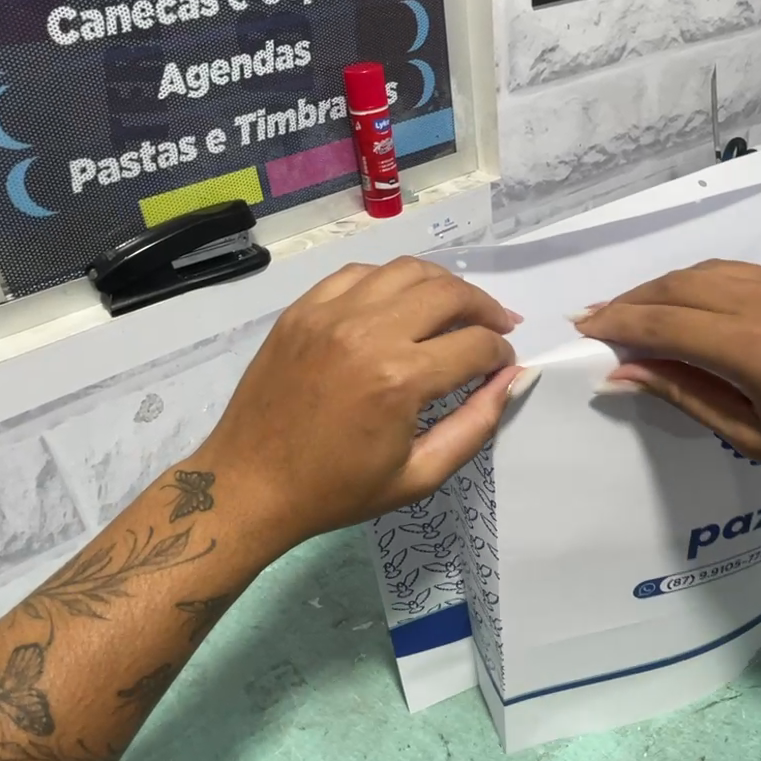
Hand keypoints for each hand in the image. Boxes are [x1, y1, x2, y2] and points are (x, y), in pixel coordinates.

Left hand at [193, 258, 523, 547]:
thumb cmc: (337, 490)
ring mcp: (331, 313)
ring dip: (443, 285)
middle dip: (485, 307)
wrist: (251, 484)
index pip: (476, 345)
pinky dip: (391, 280)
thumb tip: (509, 379)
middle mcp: (370, 331)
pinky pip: (360, 274)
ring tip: (455, 307)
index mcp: (400, 379)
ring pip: (407, 270)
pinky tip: (399, 302)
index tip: (503, 365)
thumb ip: (475, 425)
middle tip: (496, 326)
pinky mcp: (303, 309)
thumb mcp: (419, 476)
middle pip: (449, 292)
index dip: (501, 354)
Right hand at [572, 261, 760, 502]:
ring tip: (635, 310)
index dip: (617, 325)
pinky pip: (745, 271)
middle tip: (597, 318)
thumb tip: (624, 374)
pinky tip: (692, 303)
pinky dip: (705, 283)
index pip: (665, 324)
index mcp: (757, 347)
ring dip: (664, 287)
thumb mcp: (756, 438)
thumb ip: (685, 395)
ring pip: (710, 270)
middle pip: (680, 286)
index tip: (582, 329)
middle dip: (632, 300)